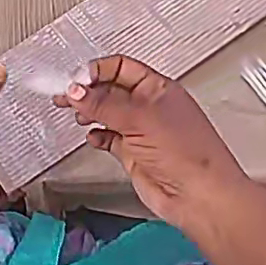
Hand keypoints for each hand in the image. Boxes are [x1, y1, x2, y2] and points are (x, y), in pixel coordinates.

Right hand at [52, 56, 253, 227]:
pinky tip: (93, 137)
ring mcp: (140, 130)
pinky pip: (108, 137)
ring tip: (78, 114)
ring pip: (106, 113)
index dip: (97, 70)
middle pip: (109, 89)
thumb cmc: (188, 155)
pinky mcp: (133, 152)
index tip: (76, 80)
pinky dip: (97, 135)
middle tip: (65, 95)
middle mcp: (148, 107)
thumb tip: (77, 90)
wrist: (200, 198)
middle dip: (86, 91)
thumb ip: (103, 103)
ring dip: (88, 112)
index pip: (120, 67)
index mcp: (157, 88)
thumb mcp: (139, 119)